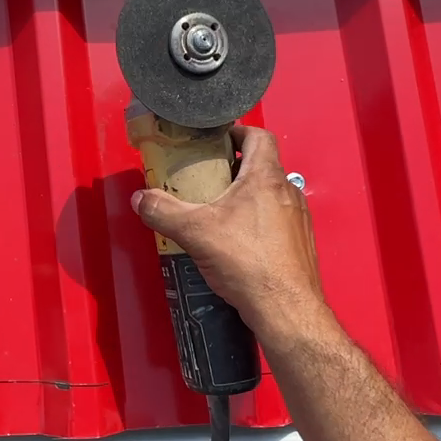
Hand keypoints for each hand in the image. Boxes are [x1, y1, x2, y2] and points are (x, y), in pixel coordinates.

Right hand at [130, 125, 335, 348]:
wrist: (286, 309)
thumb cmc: (246, 261)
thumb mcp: (193, 232)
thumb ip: (162, 211)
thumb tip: (139, 199)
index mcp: (266, 178)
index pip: (259, 136)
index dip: (237, 132)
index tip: (215, 140)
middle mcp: (287, 193)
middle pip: (261, 166)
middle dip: (232, 168)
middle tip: (205, 179)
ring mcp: (298, 219)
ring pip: (269, 195)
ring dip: (245, 196)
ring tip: (217, 212)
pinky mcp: (300, 244)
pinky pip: (276, 221)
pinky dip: (256, 222)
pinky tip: (236, 242)